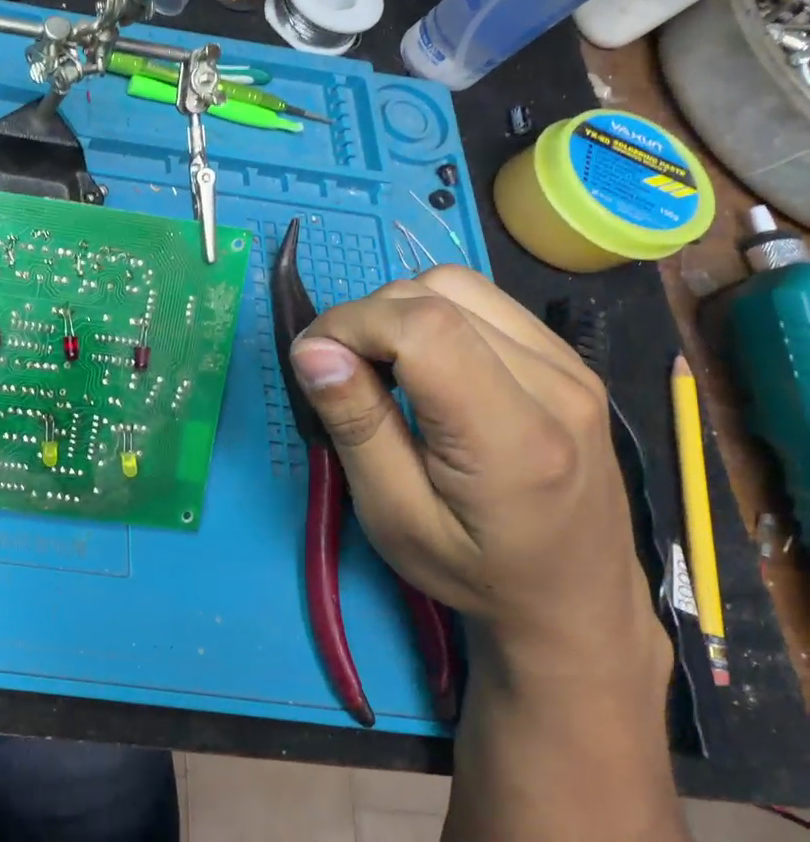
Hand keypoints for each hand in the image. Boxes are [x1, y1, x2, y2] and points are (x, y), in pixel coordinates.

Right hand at [288, 266, 661, 670]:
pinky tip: (423, 366)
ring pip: (456, 285)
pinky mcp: (569, 360)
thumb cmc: (475, 570)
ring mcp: (571, 365)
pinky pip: (483, 302)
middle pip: (434, 294)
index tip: (313, 363)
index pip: (423, 325)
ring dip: (397, 312)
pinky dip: (431, 317)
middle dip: (365, 320)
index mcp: (512, 435)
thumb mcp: (394, 515)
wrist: (575, 600)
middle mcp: (555, 384)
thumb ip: (356, 426)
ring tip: (380, 368)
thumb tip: (311, 349)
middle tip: (340, 375)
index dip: (350, 325)